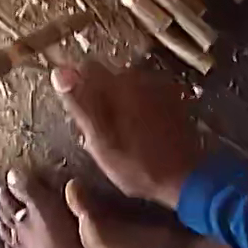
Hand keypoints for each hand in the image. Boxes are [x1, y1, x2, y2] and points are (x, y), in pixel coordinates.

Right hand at [53, 61, 202, 208]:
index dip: (78, 86)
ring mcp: (158, 87)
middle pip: (107, 76)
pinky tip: (138, 129)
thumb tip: (59, 72)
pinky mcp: (173, 99)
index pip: (87, 67)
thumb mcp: (100, 141)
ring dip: (118, 101)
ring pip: (126, 85)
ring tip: (118, 132)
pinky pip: (145, 95)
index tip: (77, 110)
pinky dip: (137, 106)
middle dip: (98, 95)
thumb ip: (80, 104)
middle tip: (97, 129)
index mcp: (118, 85)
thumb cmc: (137, 165)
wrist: (188, 179)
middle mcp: (139, 78)